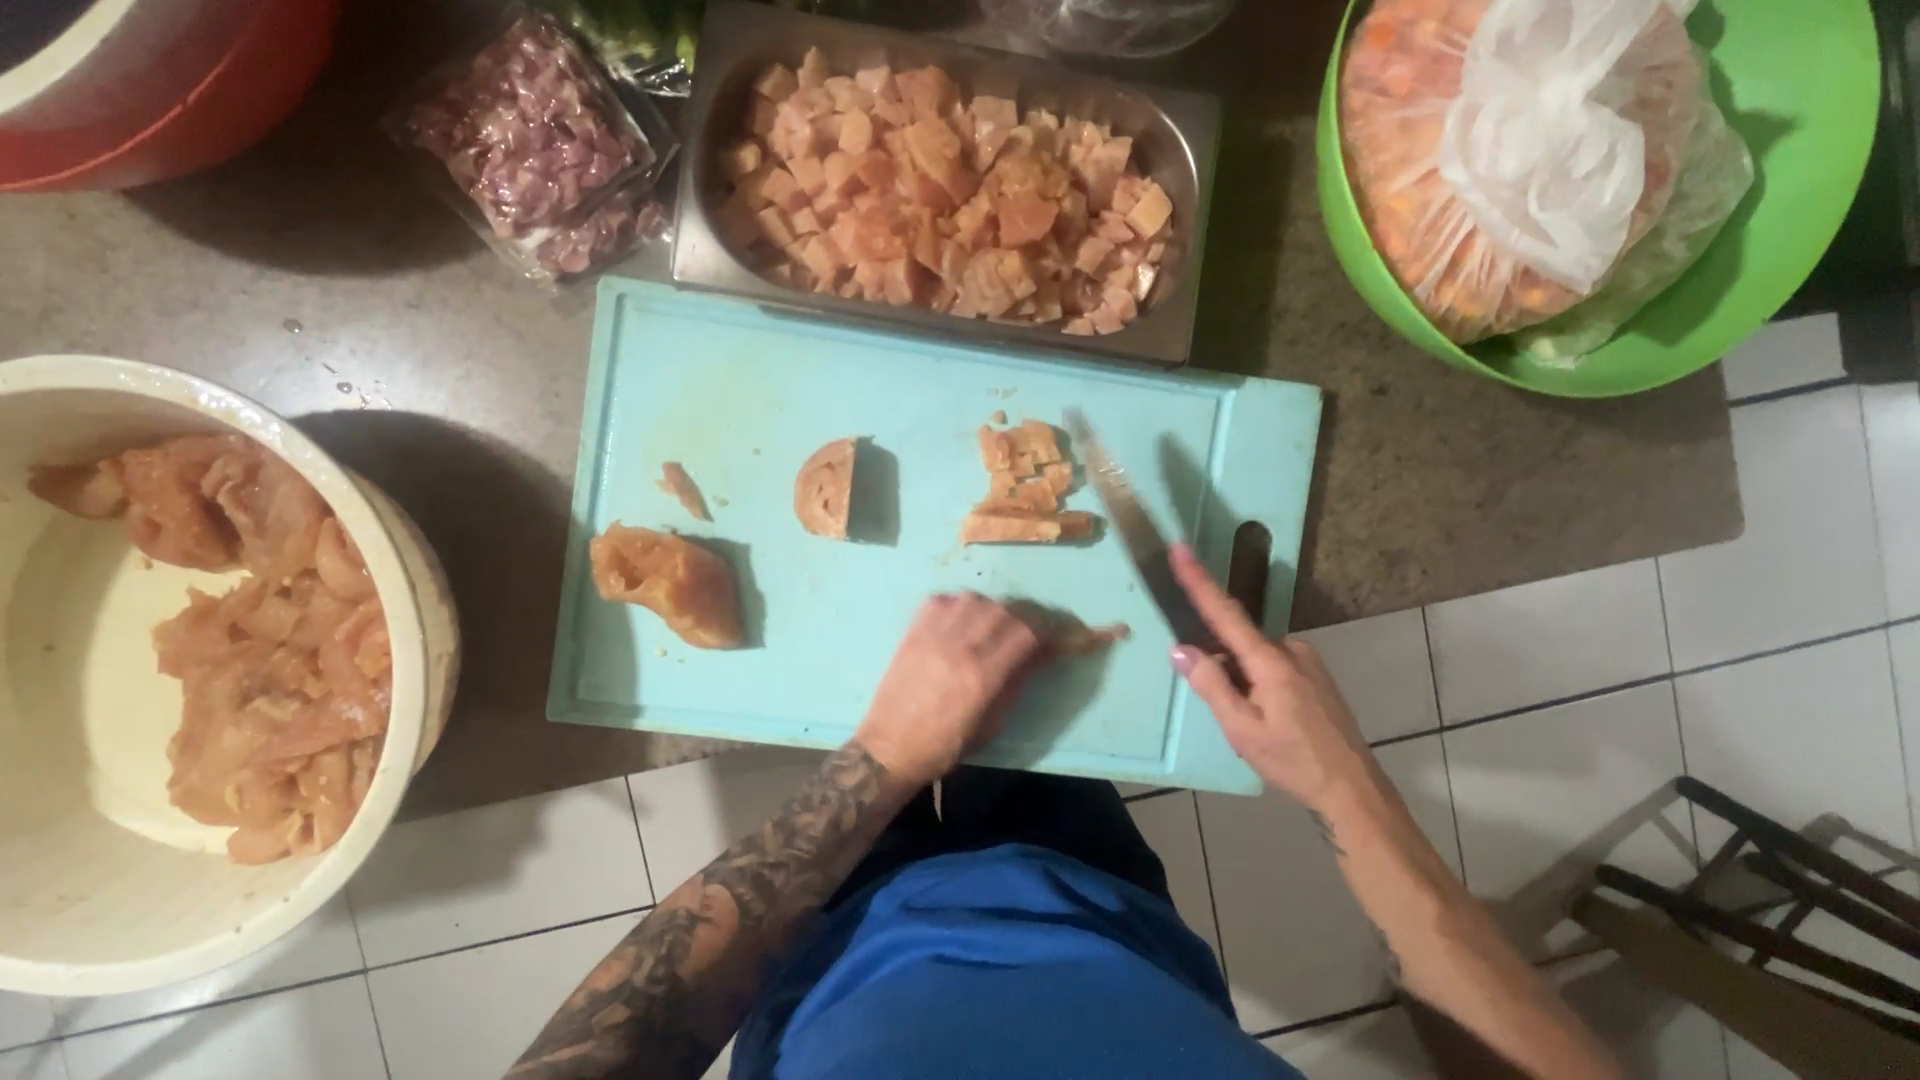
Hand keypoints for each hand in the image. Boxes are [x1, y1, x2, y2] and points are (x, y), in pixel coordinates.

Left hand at [854, 593, 1042, 786]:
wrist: (890, 749)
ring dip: (992, 608)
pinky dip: (959, 605)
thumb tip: (1040, 656)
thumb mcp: (991, 724)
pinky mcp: (912, 632)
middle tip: (1028, 630)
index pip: (1027, 633)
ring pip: (975, 599)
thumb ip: (1016, 684)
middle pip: (1004, 610)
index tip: (1053, 637)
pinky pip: (942, 600)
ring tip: (994, 624)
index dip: (1047, 630)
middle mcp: (960, 648)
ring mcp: (932, 636)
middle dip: (1024, 617)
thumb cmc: (945, 746)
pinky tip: (962, 620)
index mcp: (983, 676)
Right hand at [1167, 545, 1378, 811]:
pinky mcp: (1315, 674)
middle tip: (1227, 713)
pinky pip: (1270, 667)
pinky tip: (1266, 720)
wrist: (1353, 788)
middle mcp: (1290, 649)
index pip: (1224, 613)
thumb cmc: (1293, 760)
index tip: (1180, 548)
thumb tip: (1180, 649)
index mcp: (1269, 661)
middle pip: (1236, 641)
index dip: (1199, 580)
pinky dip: (1256, 684)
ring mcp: (1306, 660)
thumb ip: (1211, 686)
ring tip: (1252, 727)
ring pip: (1253, 658)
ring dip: (1239, 680)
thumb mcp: (1242, 730)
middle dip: (1218, 665)